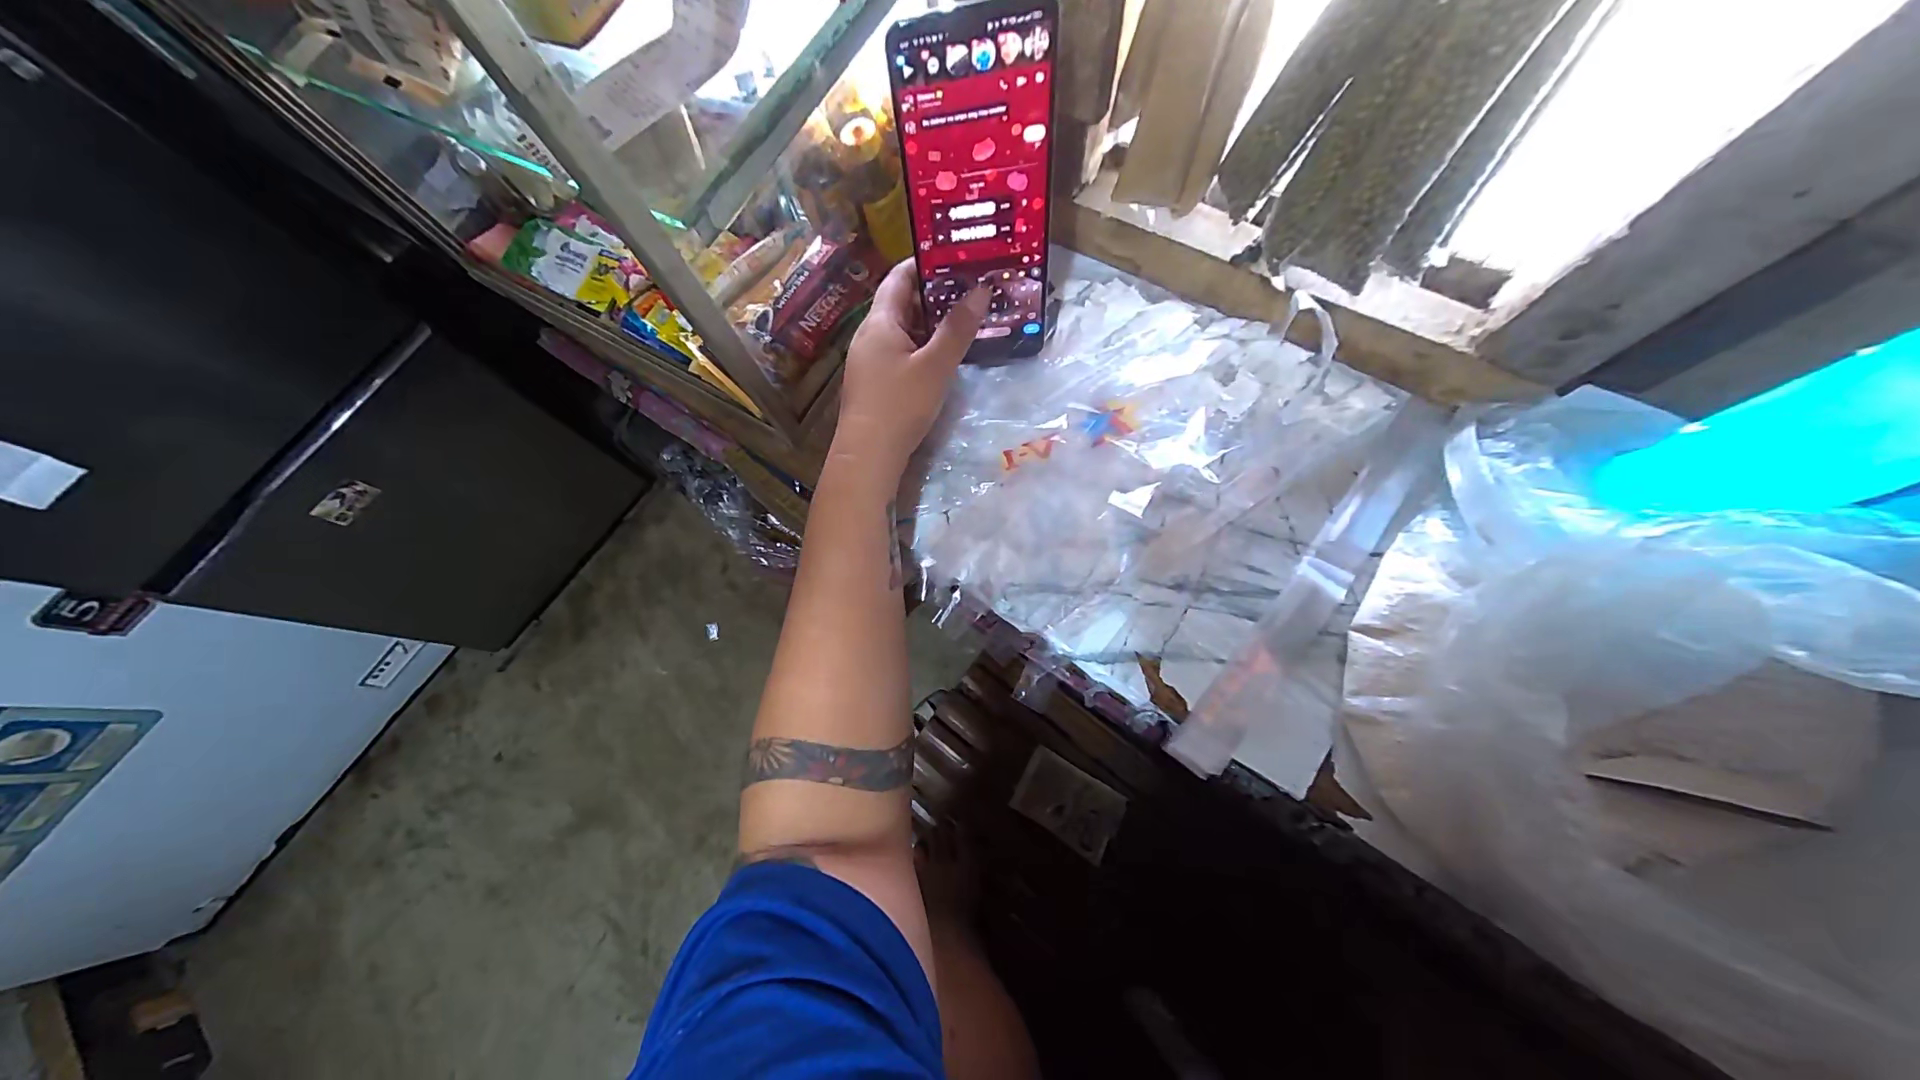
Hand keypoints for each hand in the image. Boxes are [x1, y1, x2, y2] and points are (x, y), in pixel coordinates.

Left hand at [831, 260, 989, 481]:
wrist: (868, 456)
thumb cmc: (900, 405)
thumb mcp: (935, 365)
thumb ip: (958, 328)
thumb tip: (981, 289)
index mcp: (880, 322)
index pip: (899, 277)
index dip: (925, 263)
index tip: (957, 259)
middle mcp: (869, 335)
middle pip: (901, 303)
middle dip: (934, 294)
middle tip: (970, 290)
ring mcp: (869, 360)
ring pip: (902, 330)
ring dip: (930, 324)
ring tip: (964, 320)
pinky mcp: (874, 383)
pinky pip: (899, 352)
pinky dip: (921, 346)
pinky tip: (942, 356)